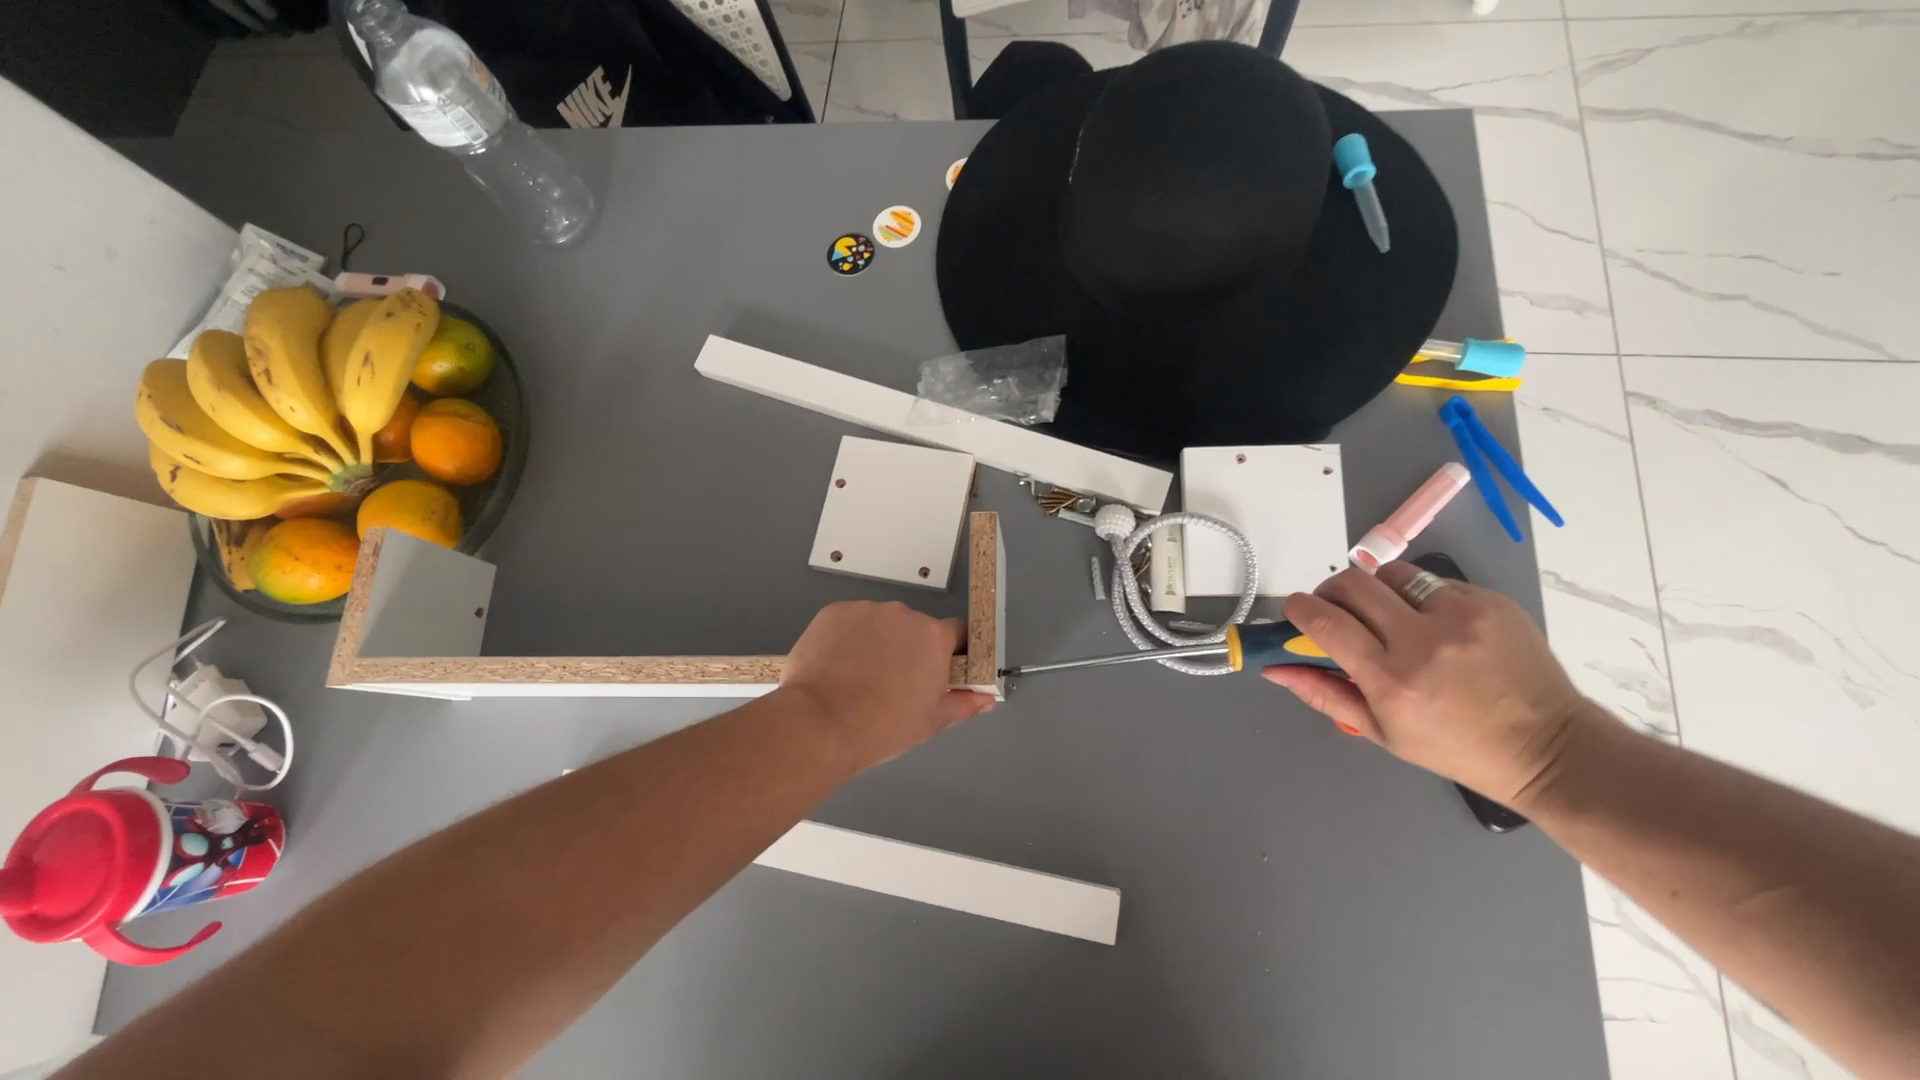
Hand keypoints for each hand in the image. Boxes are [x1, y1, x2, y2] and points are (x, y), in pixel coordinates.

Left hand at [781, 601, 995, 770]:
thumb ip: (963, 703)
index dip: (953, 652)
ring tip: (860, 679)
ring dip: (878, 643)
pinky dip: (848, 640)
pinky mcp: (832, 613)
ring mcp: (865, 610)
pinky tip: (838, 668)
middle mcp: (902, 614)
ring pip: (880, 625)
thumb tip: (986, 698)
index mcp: (933, 637)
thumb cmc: (883, 726)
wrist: (819, 723)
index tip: (942, 672)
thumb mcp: (931, 721)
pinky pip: (849, 623)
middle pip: (915, 629)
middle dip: (910, 650)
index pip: (957, 633)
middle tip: (896, 685)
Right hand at [1263, 562, 1597, 808]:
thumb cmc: (1454, 748)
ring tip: (1388, 618)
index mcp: (1392, 679)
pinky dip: (1420, 599)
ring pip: (1391, 575)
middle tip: (1334, 609)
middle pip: (1353, 583)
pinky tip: (1434, 627)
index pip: (1327, 622)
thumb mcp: (1380, 732)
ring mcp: (1461, 615)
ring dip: (1376, 591)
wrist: (1547, 746)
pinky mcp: (1489, 601)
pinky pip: (1433, 584)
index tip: (1294, 610)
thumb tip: (1274, 668)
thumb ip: (1323, 693)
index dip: (1300, 608)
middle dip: (1331, 591)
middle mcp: (1423, 640)